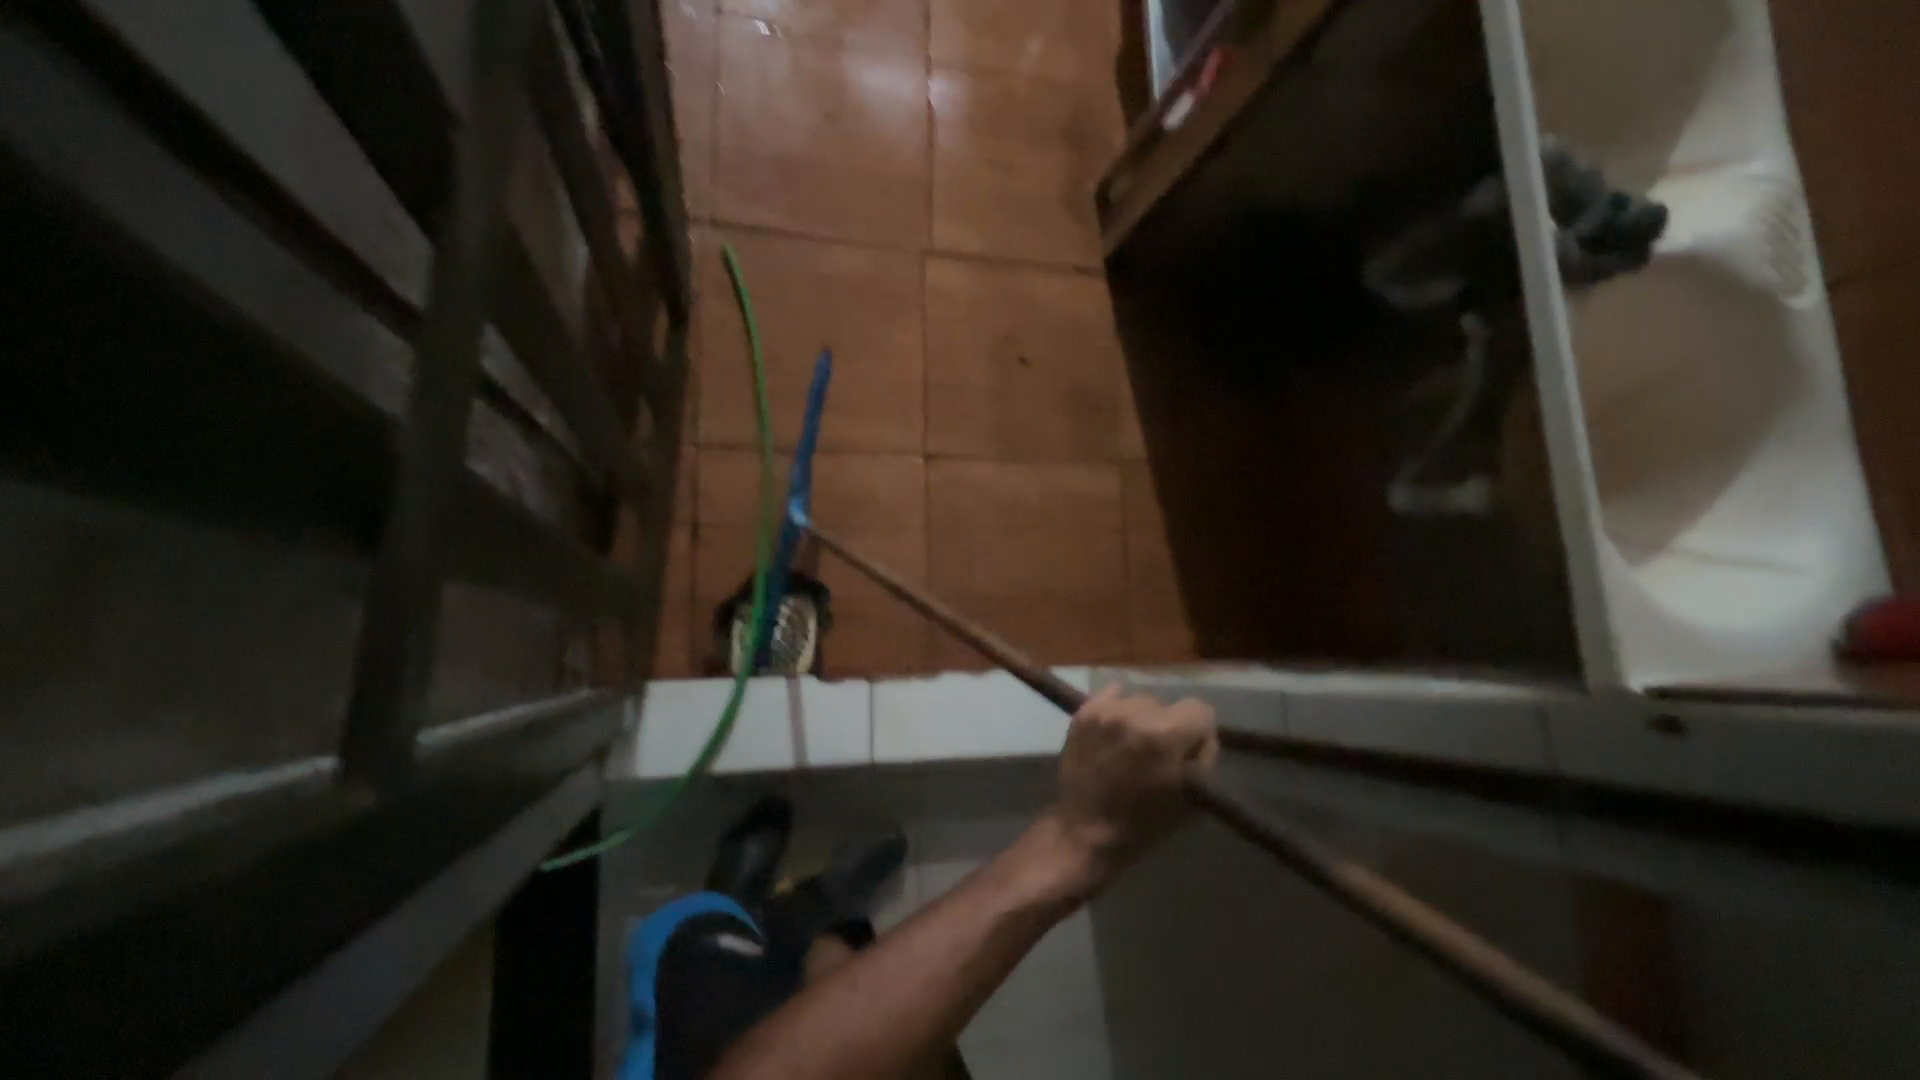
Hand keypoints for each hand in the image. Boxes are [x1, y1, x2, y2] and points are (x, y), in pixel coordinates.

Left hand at [1040, 686, 1217, 893]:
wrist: (1085, 830)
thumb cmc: (1143, 823)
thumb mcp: (1192, 798)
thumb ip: (1204, 758)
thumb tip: (1202, 736)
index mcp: (1165, 736)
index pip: (1200, 709)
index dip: (1198, 733)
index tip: (1188, 752)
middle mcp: (1135, 714)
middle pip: (1167, 705)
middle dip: (1168, 726)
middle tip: (1157, 753)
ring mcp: (1105, 711)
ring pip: (1138, 701)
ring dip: (1141, 719)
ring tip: (1131, 746)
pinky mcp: (1083, 713)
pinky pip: (1111, 695)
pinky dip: (1117, 709)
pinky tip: (1115, 730)